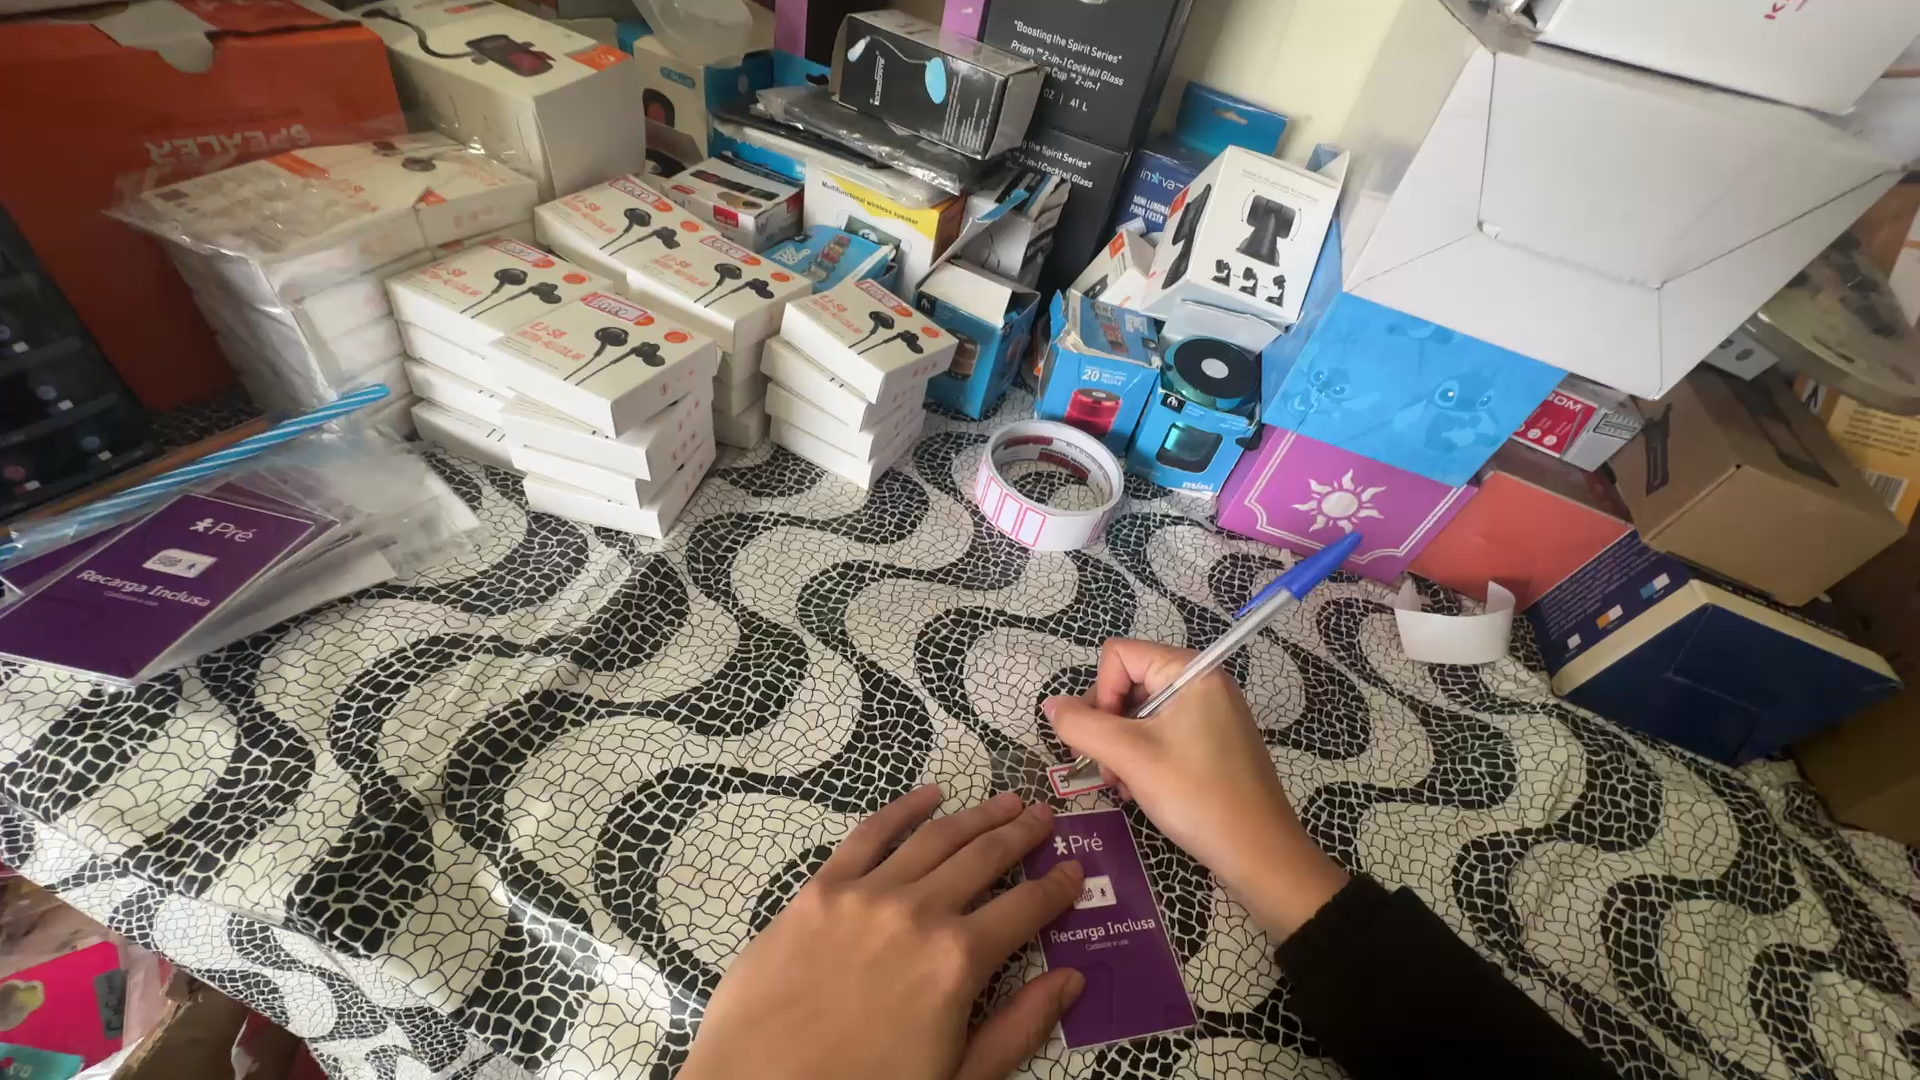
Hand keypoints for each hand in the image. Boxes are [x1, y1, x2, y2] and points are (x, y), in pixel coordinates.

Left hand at [680, 786, 1085, 1079]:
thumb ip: (1017, 1027)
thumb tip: (1071, 978)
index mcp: (957, 961)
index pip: (1025, 909)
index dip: (1056, 887)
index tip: (1075, 870)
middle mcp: (920, 911)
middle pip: (984, 858)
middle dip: (1022, 834)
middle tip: (1044, 815)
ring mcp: (868, 892)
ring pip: (937, 837)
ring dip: (977, 815)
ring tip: (1006, 800)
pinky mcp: (822, 887)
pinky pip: (870, 834)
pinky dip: (904, 808)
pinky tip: (929, 794)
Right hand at [1044, 639, 1347, 939]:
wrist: (1263, 858)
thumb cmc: (1198, 796)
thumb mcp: (1130, 757)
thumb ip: (1082, 725)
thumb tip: (1051, 706)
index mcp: (1190, 671)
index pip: (1118, 656)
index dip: (1100, 693)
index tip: (1106, 738)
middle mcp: (1202, 682)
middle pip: (1126, 682)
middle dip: (1107, 724)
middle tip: (1106, 768)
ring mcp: (1209, 712)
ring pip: (1139, 712)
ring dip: (1120, 746)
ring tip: (1122, 785)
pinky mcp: (1212, 741)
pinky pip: (1160, 733)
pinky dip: (1141, 756)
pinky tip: (1140, 789)